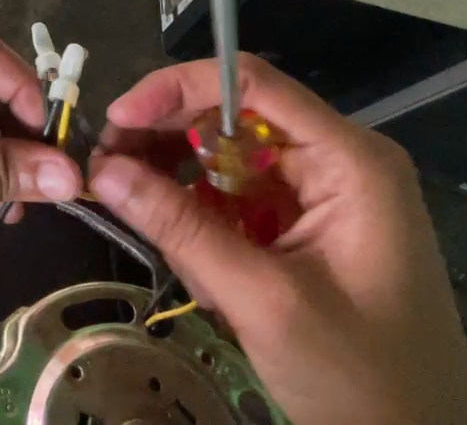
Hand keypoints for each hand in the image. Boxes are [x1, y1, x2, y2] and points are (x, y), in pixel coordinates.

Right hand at [89, 55, 466, 424]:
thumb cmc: (364, 381)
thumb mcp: (264, 301)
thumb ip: (181, 228)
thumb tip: (102, 169)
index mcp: (348, 160)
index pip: (249, 84)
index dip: (175, 89)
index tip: (117, 119)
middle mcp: (334, 159)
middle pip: (229, 115)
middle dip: (164, 138)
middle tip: (107, 169)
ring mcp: (319, 191)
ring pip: (222, 155)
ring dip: (177, 184)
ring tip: (148, 225)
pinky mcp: (301, 223)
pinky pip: (231, 195)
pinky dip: (199, 218)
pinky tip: (195, 264)